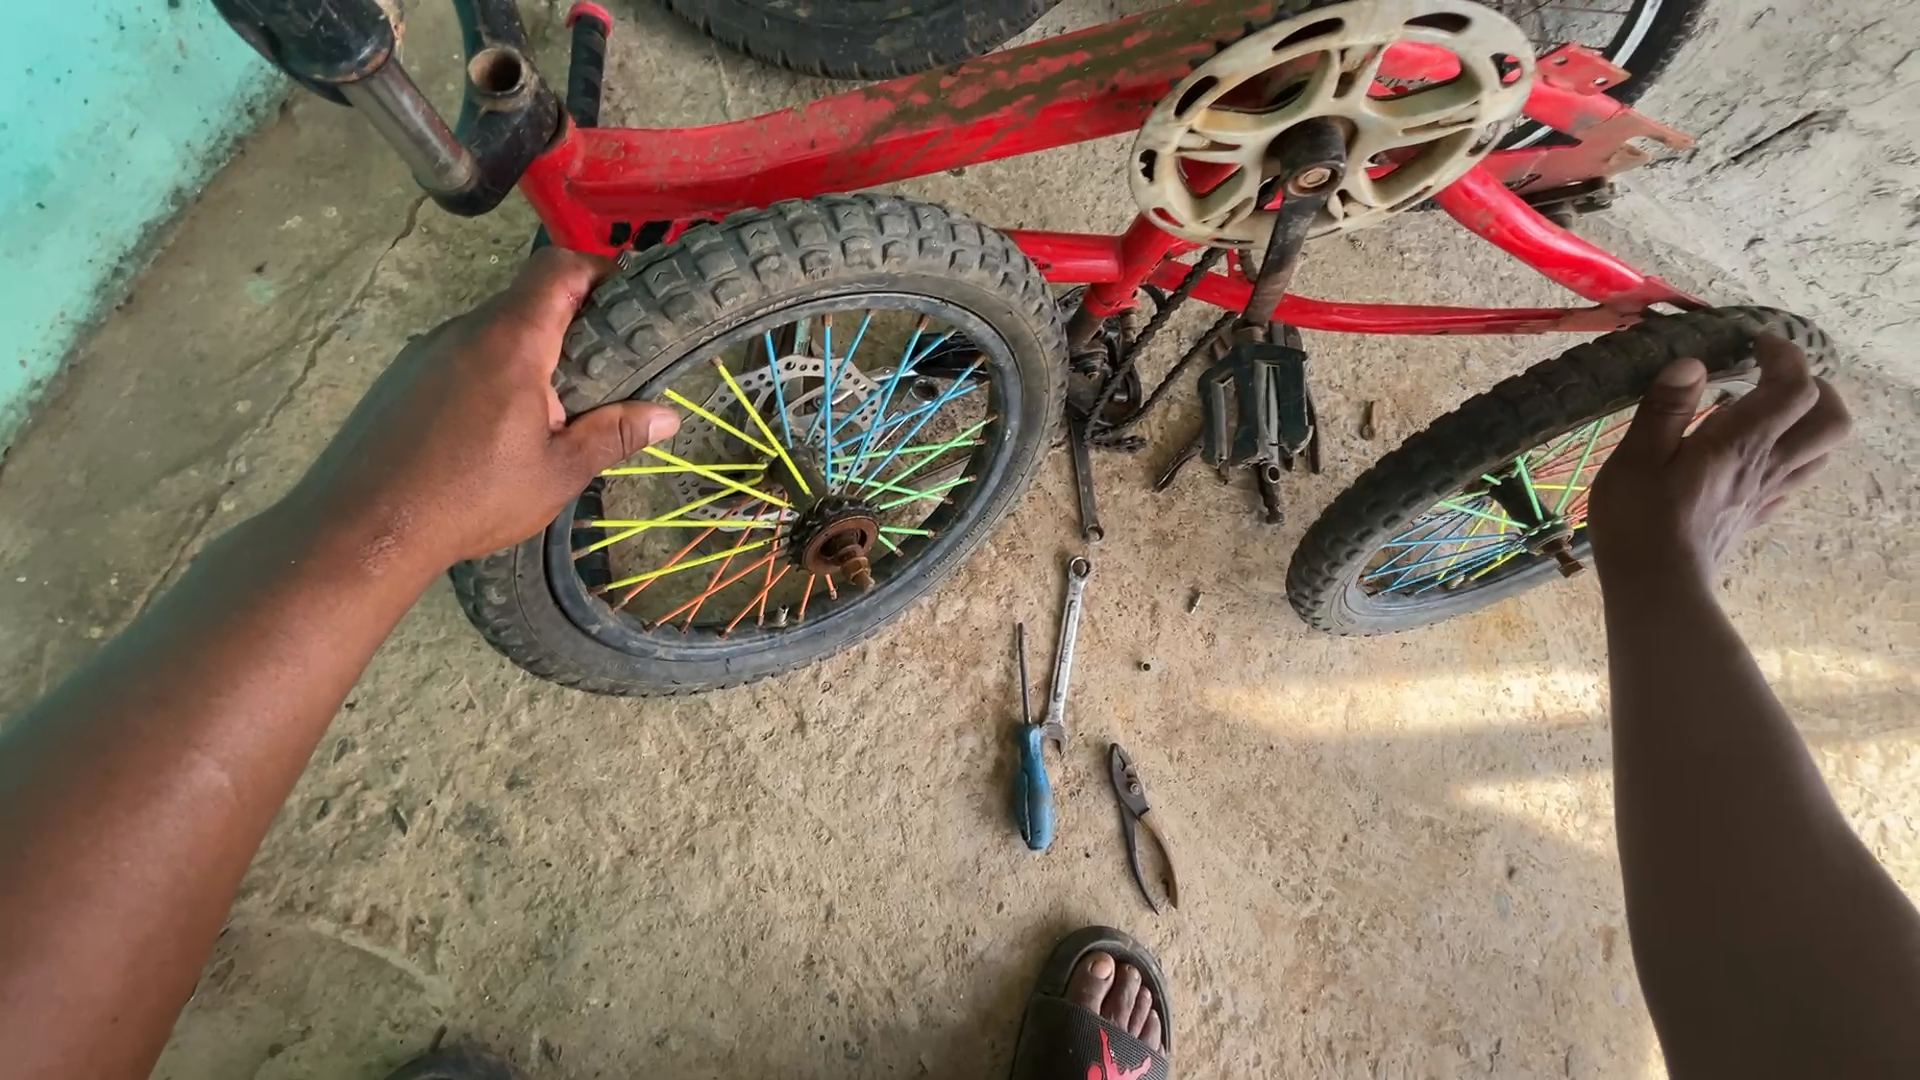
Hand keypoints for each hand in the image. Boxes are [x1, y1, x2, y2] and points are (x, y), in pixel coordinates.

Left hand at [283, 248, 678, 573]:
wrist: (366, 527)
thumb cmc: (475, 496)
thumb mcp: (561, 471)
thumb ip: (615, 434)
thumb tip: (669, 417)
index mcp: (512, 344)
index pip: (557, 270)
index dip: (598, 270)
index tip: (630, 297)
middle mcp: (466, 332)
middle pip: (528, 299)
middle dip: (576, 321)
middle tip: (611, 366)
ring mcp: (428, 351)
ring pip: (497, 329)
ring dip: (537, 351)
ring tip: (562, 403)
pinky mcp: (406, 376)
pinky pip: (466, 355)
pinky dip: (500, 370)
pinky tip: (506, 424)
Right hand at [1587, 333, 1849, 589]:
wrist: (1656, 580)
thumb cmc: (1637, 518)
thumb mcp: (1634, 459)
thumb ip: (1664, 410)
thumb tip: (1691, 361)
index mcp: (1739, 443)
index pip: (1792, 388)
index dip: (1785, 358)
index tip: (1758, 343)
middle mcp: (1766, 464)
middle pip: (1828, 419)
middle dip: (1816, 390)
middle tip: (1777, 379)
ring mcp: (1765, 494)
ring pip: (1821, 451)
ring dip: (1813, 423)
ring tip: (1778, 415)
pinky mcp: (1753, 516)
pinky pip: (1794, 481)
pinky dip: (1790, 460)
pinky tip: (1758, 462)